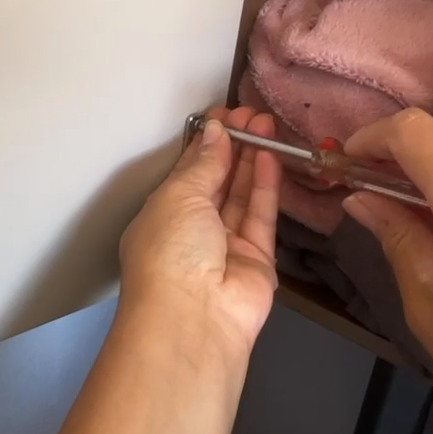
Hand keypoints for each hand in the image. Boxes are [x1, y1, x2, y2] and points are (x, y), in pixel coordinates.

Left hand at [118, 106, 281, 362]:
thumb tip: (214, 132)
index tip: (223, 115)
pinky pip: (261, 214)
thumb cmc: (170, 251)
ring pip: (242, 195)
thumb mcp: (178, 197)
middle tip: (250, 114)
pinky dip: (266, 184)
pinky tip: (270, 155)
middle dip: (232, 146)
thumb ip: (203, 164)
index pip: (187, 172)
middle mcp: (192, 229)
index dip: (205, 143)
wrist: (194, 320)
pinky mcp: (257, 258)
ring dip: (252, 159)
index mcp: (162, 215)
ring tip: (265, 124)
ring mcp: (226, 245)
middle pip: (217, 180)